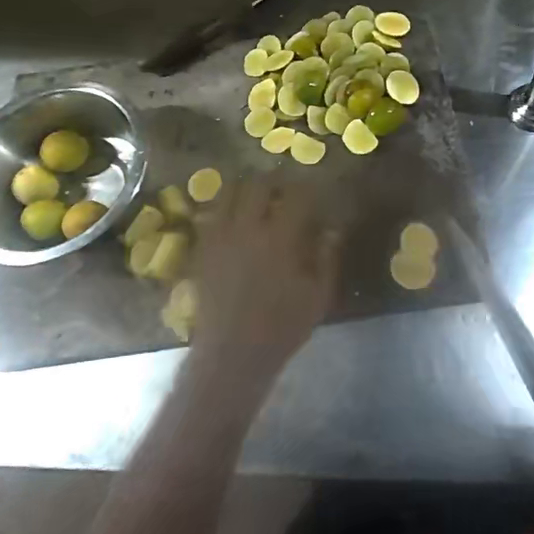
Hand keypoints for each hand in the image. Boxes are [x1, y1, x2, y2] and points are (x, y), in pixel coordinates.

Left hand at [191, 174, 338, 376]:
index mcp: (280, 238)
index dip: (308, 187)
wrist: (233, 353)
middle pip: (257, 185)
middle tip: (285, 187)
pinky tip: (234, 218)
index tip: (316, 189)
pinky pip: (210, 215)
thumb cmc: (283, 327)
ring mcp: (219, 237)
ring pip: (227, 193)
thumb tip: (332, 229)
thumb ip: (327, 258)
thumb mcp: (318, 296)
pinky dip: (224, 208)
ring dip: (245, 188)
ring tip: (257, 196)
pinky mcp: (202, 250)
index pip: (296, 196)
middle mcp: (246, 229)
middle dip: (274, 180)